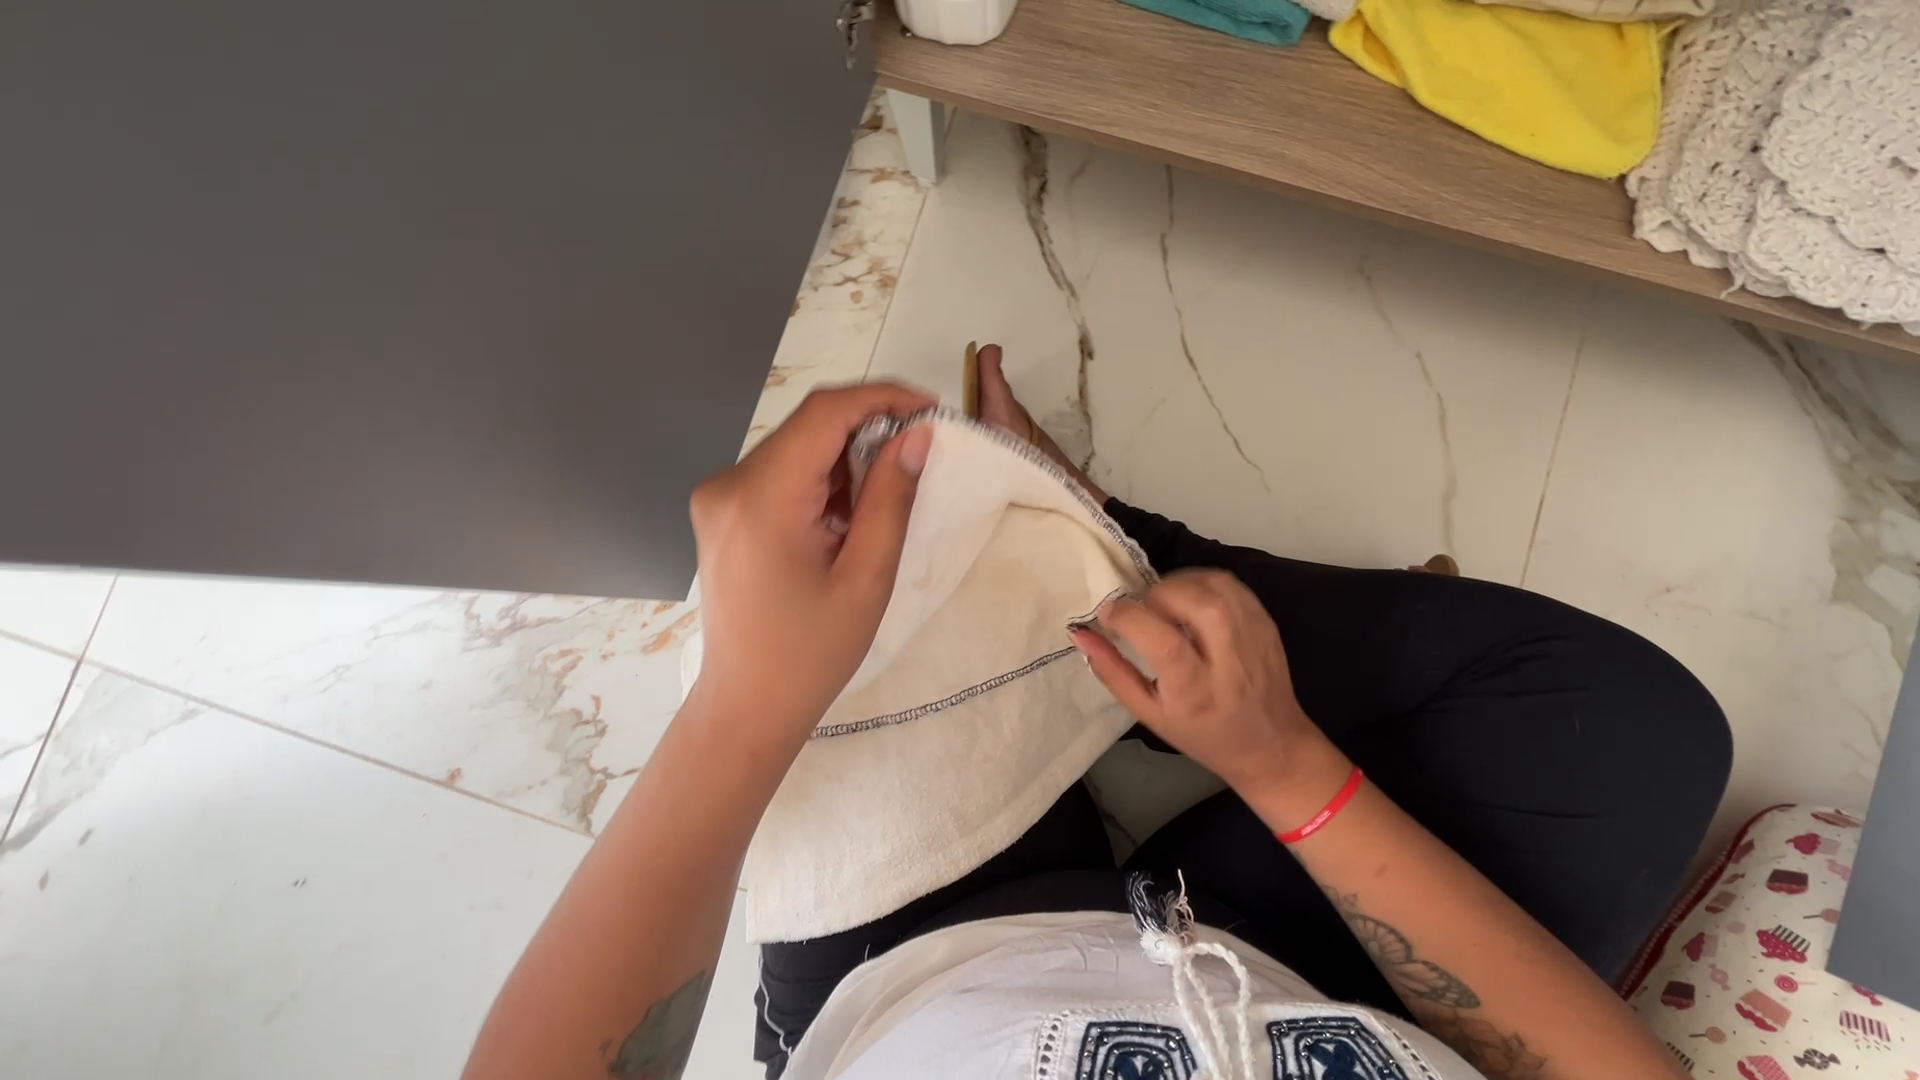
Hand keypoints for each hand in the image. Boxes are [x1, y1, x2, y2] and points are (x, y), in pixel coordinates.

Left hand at [688, 382, 933, 738]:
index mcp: (761, 499)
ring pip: (797, 447)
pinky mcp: (722, 510)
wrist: (748, 703)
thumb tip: (917, 435)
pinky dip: (821, 479)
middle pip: (808, 426)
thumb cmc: (812, 652)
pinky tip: (844, 518)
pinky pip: (781, 472)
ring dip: (846, 459)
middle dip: (868, 430)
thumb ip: (890, 498)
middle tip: (916, 461)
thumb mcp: (867, 577)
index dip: (882, 397)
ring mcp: (719, 496)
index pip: (824, 413)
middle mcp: (728, 484)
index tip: (930, 408)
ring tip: (879, 505)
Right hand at [1071, 569, 1333, 797]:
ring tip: (1164, 602)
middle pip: (1194, 603)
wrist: (1271, 744)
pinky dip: (1201, 580)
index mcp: (1196, 691)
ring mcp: (1254, 637)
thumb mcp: (1149, 714)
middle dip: (1156, 595)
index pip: (1163, 642)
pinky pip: (1231, 583)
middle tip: (1142, 609)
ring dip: (1178, 582)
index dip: (1128, 617)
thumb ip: (1113, 672)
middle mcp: (1230, 661)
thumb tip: (1080, 634)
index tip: (1108, 613)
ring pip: (1214, 585)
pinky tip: (1189, 598)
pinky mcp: (1266, 622)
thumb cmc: (1202, 734)